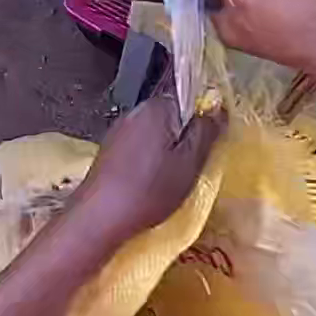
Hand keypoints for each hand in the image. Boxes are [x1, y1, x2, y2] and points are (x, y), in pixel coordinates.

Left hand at [70, 97, 224, 241]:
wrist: (98, 218)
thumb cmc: (150, 190)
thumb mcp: (190, 163)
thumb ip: (206, 131)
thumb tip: (217, 105)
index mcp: (157, 107)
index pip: (189, 97)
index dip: (202, 117)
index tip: (208, 141)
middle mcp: (136, 111)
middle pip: (171, 115)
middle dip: (183, 135)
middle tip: (192, 164)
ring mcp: (119, 129)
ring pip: (154, 131)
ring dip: (166, 149)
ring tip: (170, 177)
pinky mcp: (109, 149)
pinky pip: (138, 145)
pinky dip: (148, 159)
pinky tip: (148, 182)